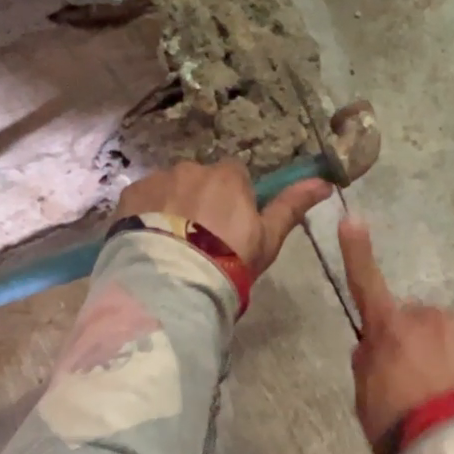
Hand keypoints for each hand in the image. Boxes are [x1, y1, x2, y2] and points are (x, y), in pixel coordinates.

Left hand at [115, 161, 331, 275]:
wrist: (174, 284)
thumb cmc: (229, 260)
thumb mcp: (268, 239)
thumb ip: (292, 206)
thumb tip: (325, 182)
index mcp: (228, 176)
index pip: (234, 176)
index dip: (233, 202)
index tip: (230, 229)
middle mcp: (191, 169)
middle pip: (199, 180)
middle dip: (200, 202)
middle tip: (201, 242)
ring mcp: (157, 181)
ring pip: (169, 190)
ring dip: (172, 208)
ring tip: (172, 246)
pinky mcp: (128, 198)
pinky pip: (142, 201)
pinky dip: (146, 216)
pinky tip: (150, 244)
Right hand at [338, 217, 453, 441]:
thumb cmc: (402, 428)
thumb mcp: (367, 403)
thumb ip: (366, 369)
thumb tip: (368, 347)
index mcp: (389, 331)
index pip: (366, 283)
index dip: (357, 252)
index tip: (351, 218)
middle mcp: (426, 318)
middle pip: (412, 319)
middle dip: (412, 338)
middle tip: (414, 382)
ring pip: (445, 333)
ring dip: (442, 353)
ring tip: (445, 396)